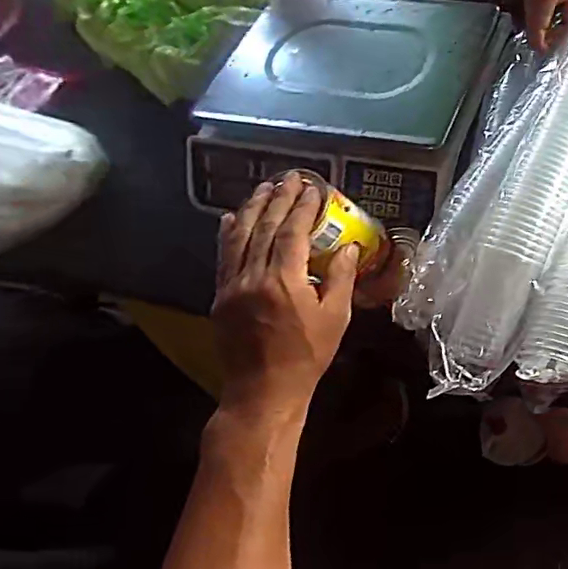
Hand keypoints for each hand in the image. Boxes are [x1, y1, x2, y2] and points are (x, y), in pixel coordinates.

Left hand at [211, 175, 358, 423]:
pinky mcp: (220, 297)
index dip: (304, 208)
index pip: (293, 233)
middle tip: (291, 178)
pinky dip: (230, 234)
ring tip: (264, 188)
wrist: (263, 390)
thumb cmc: (307, 355)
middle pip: (265, 228)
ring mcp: (231, 286)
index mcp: (283, 282)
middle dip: (280, 200)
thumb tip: (347, 247)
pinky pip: (224, 257)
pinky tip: (233, 218)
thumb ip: (340, 278)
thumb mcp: (335, 317)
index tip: (315, 188)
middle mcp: (252, 277)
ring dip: (253, 209)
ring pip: (240, 237)